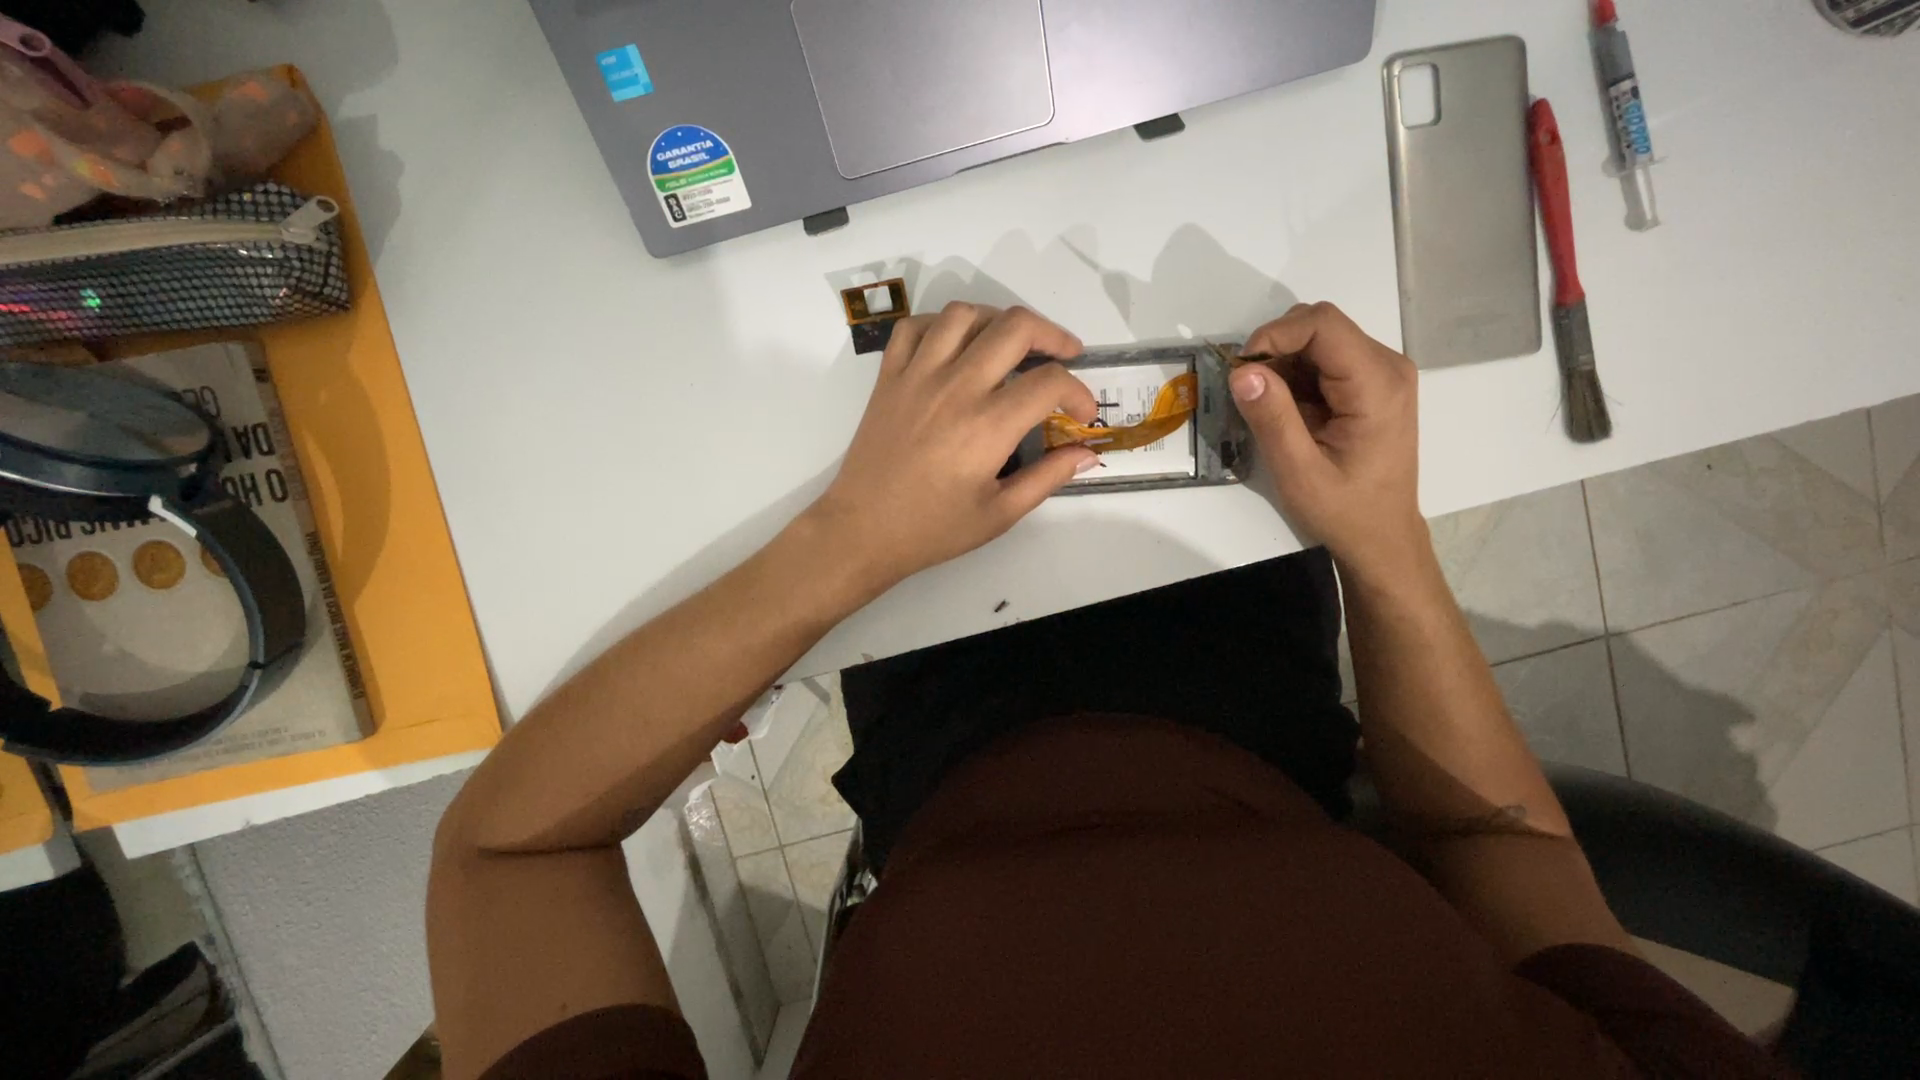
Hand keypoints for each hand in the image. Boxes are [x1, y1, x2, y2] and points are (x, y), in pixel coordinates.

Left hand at [808, 303, 1098, 585]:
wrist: (862, 530)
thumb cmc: (932, 529)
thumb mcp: (999, 514)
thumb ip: (1048, 478)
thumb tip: (1088, 453)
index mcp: (988, 426)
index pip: (1050, 382)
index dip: (1079, 392)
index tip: (1082, 414)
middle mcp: (955, 388)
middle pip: (1015, 327)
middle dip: (1052, 335)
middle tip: (1064, 355)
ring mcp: (917, 376)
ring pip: (964, 314)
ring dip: (998, 319)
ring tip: (1011, 343)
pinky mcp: (888, 377)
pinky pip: (915, 326)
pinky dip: (941, 324)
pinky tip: (956, 344)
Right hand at [1231, 302, 1426, 577]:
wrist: (1382, 537)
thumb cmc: (1344, 511)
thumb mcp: (1299, 473)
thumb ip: (1272, 418)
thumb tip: (1241, 371)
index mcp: (1377, 385)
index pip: (1322, 325)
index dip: (1274, 335)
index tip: (1241, 370)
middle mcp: (1387, 367)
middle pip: (1319, 326)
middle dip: (1275, 350)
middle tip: (1250, 394)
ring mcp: (1381, 373)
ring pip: (1318, 339)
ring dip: (1282, 365)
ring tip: (1270, 411)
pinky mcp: (1370, 383)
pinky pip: (1324, 359)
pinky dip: (1294, 376)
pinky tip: (1289, 414)